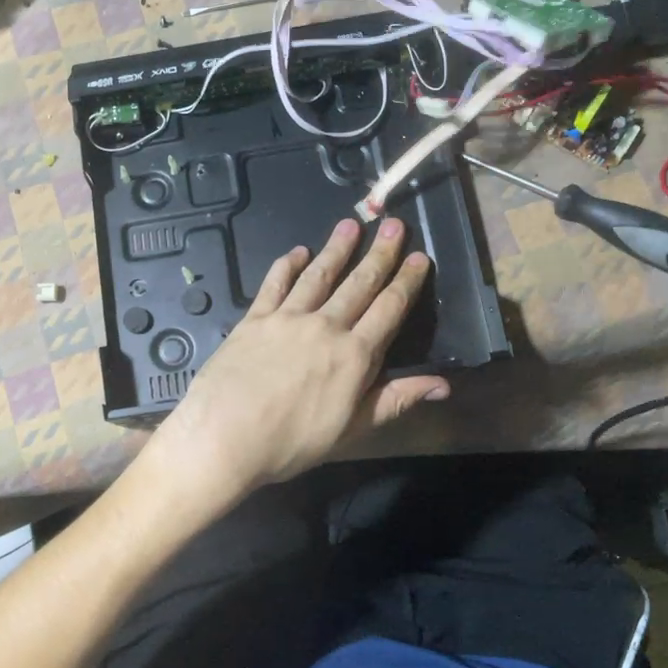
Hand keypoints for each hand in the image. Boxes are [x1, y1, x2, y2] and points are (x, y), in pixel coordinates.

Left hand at [144, 216, 448, 498]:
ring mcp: (287, 319)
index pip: (389, 310)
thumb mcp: (350, 429)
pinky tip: (296, 252)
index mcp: (354, 355)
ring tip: (351, 225)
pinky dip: (287, 265)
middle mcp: (325, 327)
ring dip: (337, 249)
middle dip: (380, 253)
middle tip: (395, 225)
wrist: (224, 436)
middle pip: (358, 284)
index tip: (420, 257)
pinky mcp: (253, 319)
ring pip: (319, 275)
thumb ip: (395, 400)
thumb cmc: (291, 442)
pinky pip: (275, 284)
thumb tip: (443, 384)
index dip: (407, 282)